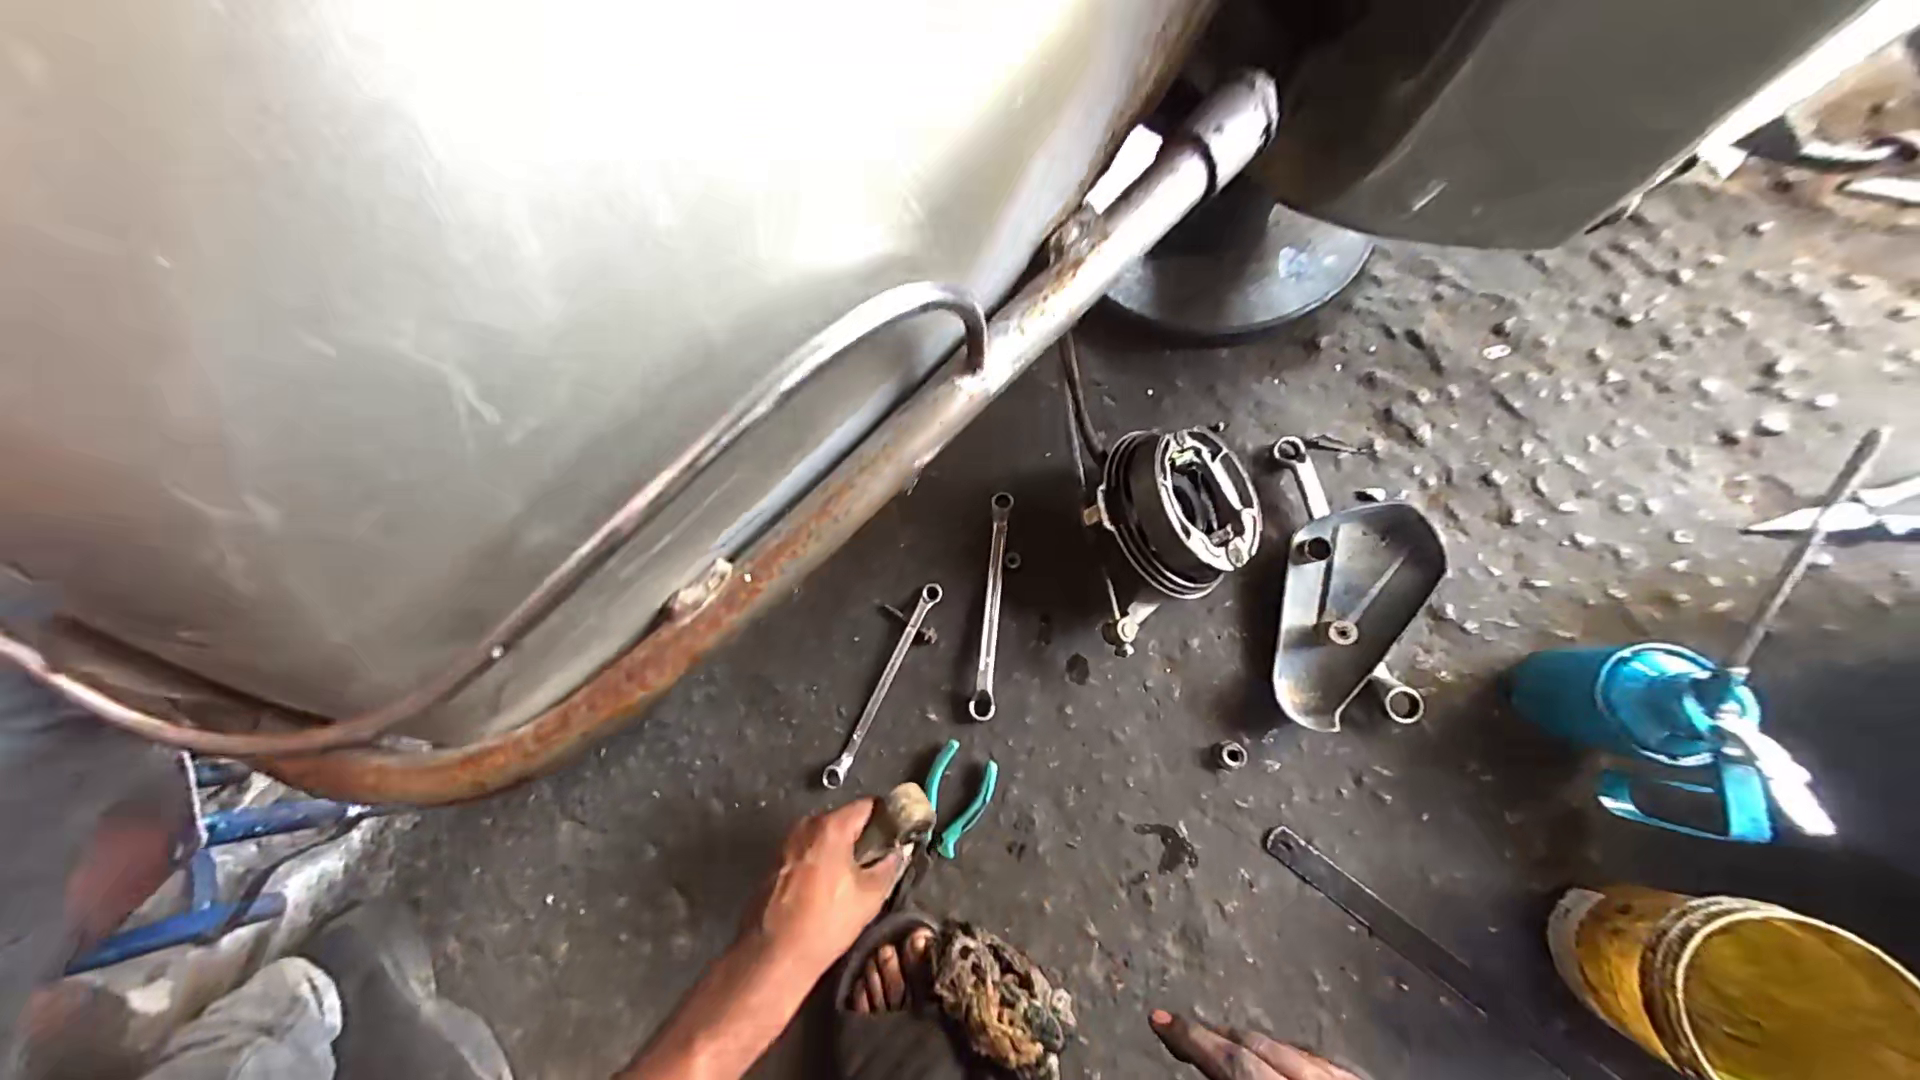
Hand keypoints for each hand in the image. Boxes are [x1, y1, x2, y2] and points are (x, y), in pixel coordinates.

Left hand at [742, 798, 901, 977]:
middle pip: (844, 819)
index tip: (895, 835)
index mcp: (831, 827)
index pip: (868, 805)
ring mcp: (787, 844)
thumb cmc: (825, 923)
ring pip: (824, 836)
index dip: (886, 817)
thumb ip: (890, 866)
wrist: (773, 957)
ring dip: (839, 850)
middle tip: (876, 860)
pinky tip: (825, 890)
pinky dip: (819, 862)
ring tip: (851, 878)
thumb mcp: (870, 896)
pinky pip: (806, 852)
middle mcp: (806, 826)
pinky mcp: (774, 863)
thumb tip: (899, 852)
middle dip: (861, 836)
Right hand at [1151, 1011, 1362, 1079]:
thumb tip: (1205, 1071)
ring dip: (1250, 1044)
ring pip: (1289, 1050)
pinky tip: (1279, 1058)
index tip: (1158, 1018)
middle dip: (1215, 1036)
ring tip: (1222, 1041)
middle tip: (1180, 1031)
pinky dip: (1289, 1056)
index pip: (1235, 1065)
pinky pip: (1322, 1063)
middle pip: (1258, 1048)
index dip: (1192, 1039)